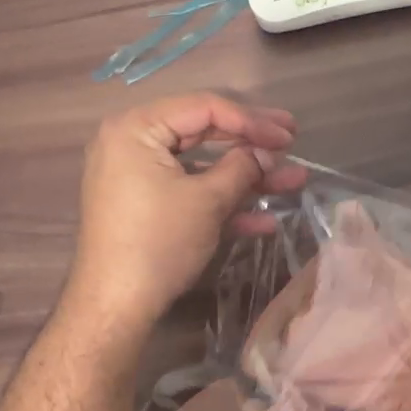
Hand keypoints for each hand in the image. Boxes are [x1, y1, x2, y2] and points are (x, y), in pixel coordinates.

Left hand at [69, 92, 308, 329]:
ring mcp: (139, 178)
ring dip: (248, 178)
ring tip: (293, 181)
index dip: (251, 120)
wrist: (117, 302)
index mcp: (137, 128)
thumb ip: (240, 169)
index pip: (204, 108)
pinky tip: (265, 220)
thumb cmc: (159, 241)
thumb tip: (265, 155)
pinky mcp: (148, 208)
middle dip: (252, 145)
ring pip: (202, 168)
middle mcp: (133, 144)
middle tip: (292, 140)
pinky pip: (190, 194)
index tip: (288, 134)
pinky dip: (224, 204)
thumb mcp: (206, 201)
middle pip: (204, 134)